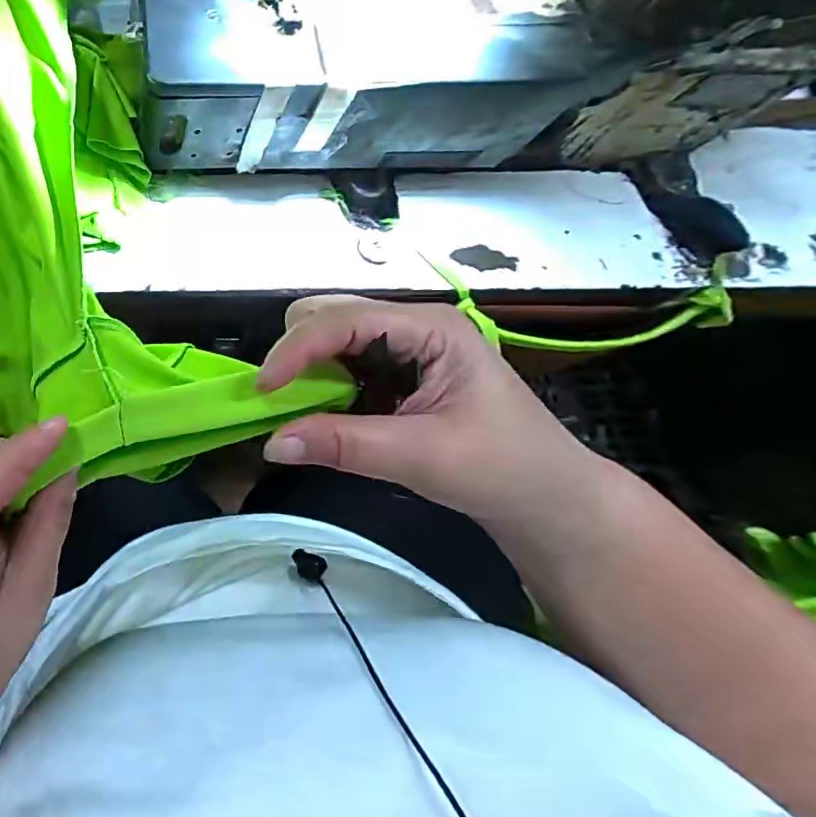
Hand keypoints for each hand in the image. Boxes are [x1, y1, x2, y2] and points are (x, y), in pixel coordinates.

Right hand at [256, 295, 608, 521]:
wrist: (551, 501)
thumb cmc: (505, 470)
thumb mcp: (423, 457)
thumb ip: (344, 445)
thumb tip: (272, 443)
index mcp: (430, 327)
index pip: (342, 320)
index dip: (296, 349)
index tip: (264, 389)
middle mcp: (411, 324)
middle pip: (325, 314)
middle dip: (294, 352)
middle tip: (283, 398)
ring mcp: (402, 344)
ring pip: (325, 335)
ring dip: (303, 367)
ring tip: (301, 406)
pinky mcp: (393, 368)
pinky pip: (335, 361)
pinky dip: (316, 381)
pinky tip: (324, 409)